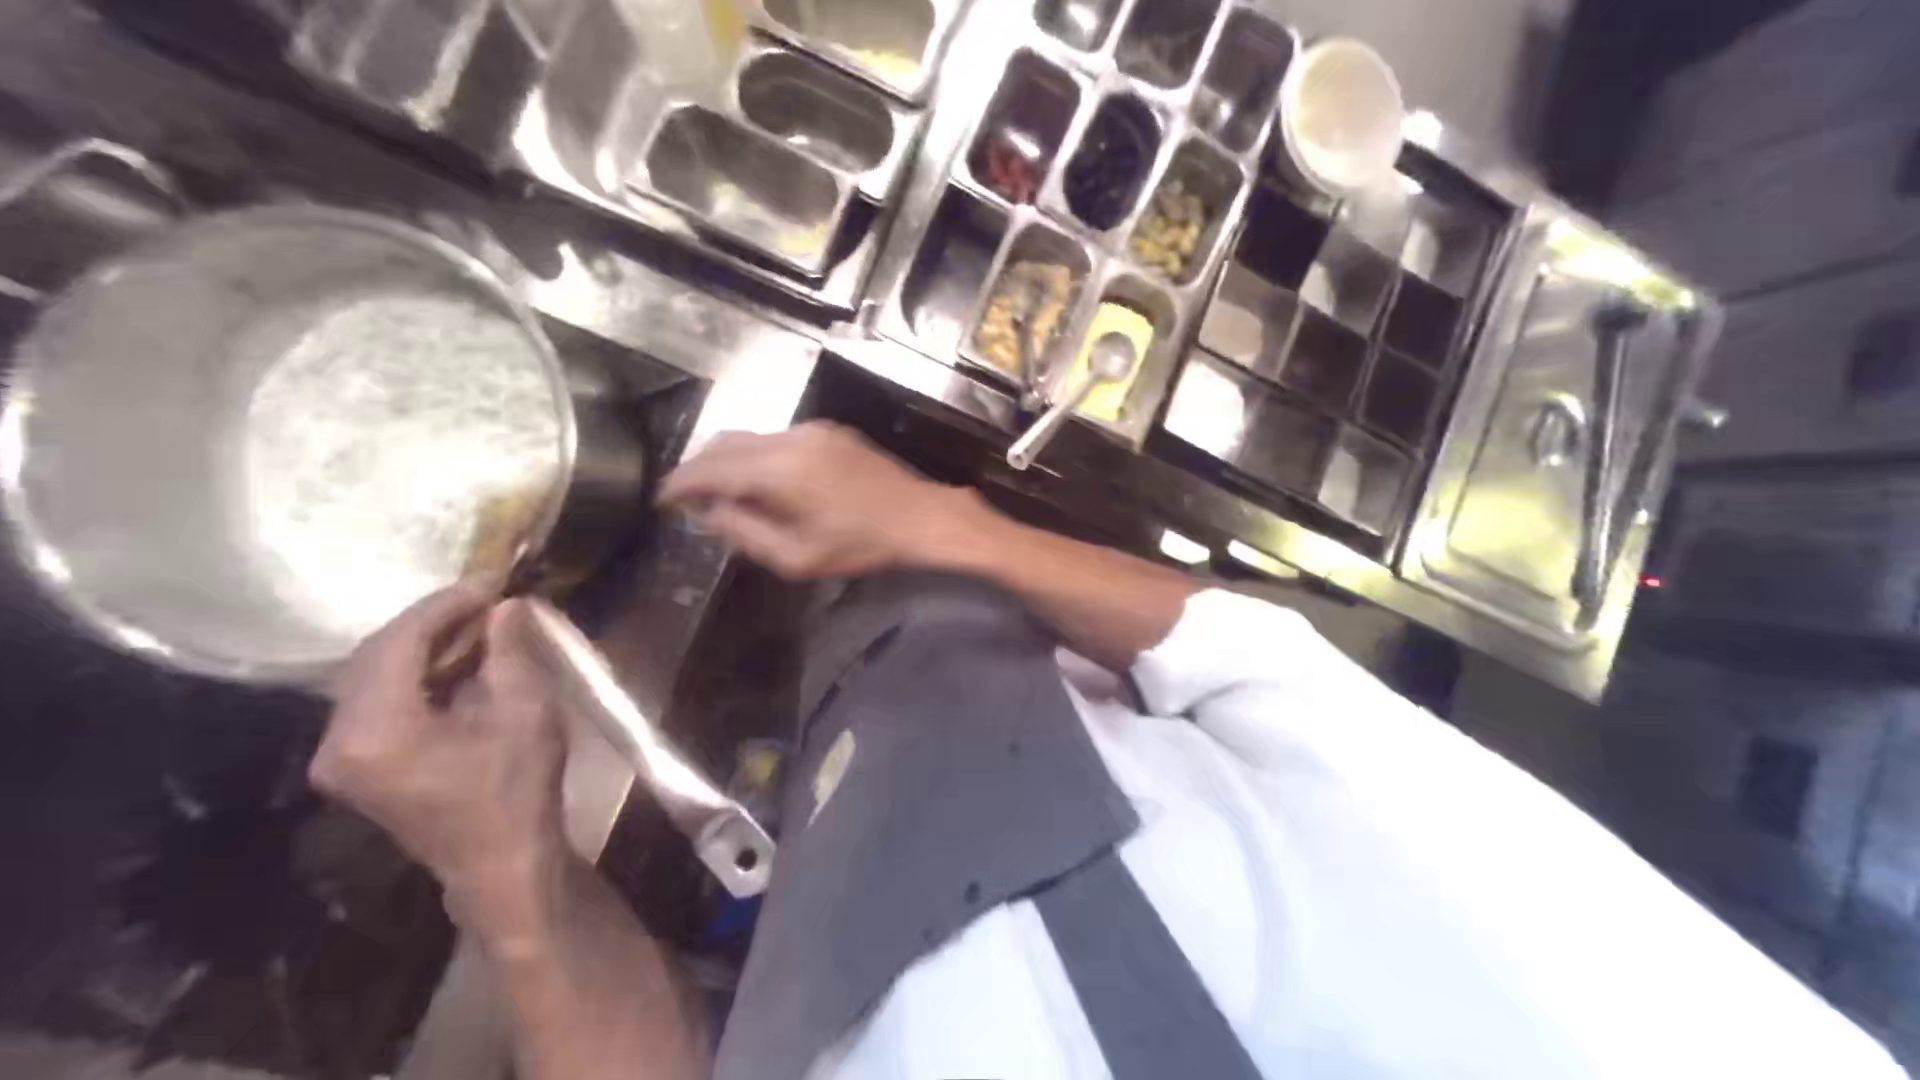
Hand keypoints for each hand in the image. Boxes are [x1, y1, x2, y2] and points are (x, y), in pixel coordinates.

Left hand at [311, 587, 567, 939]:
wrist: (501, 861)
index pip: (399, 642)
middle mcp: (339, 739)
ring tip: (482, 625)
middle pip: (378, 655)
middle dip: (435, 621)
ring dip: (429, 645)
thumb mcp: (525, 711)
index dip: (447, 605)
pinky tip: (463, 661)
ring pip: (377, 675)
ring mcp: (342, 754)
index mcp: (374, 729)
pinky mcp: (358, 763)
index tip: (494, 582)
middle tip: (489, 600)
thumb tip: (508, 605)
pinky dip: (422, 672)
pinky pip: (382, 698)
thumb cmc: (516, 789)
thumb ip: (511, 651)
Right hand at [658, 422, 997, 579]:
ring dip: (726, 460)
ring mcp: (812, 431)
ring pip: (750, 438)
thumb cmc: (860, 546)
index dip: (680, 483)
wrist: (919, 518)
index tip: (662, 498)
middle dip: (698, 467)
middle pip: (724, 444)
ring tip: (717, 491)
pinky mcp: (829, 432)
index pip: (711, 469)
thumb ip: (745, 532)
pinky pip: (776, 438)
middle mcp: (790, 439)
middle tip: (684, 495)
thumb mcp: (796, 557)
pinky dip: (755, 455)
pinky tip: (758, 479)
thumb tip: (710, 512)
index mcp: (778, 470)